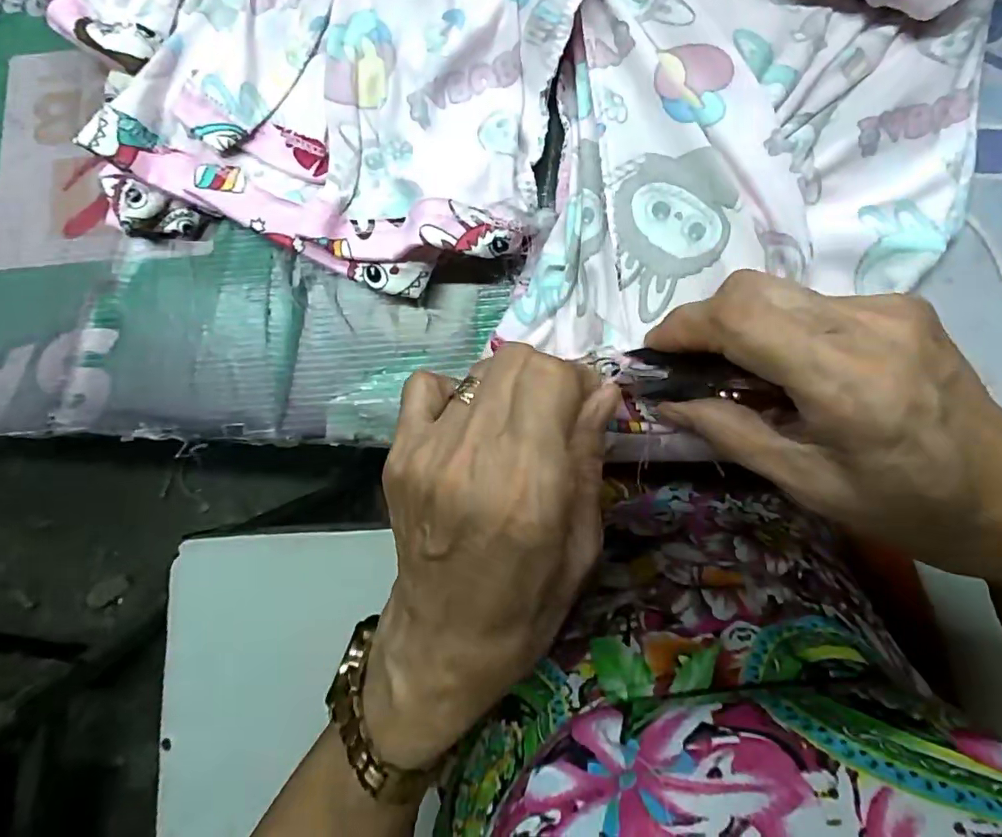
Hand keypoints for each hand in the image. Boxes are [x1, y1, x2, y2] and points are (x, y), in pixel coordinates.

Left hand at [364, 344, 618, 768]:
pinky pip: (426, 384)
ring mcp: (428, 452)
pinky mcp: (398, 454)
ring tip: (513, 424)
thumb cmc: (527, 604)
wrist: (443, 641)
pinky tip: (465, 425)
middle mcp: (474, 457)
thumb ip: (588, 457)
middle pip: (515, 361)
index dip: (579, 380)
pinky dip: (455, 392)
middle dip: (547, 375)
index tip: (587, 404)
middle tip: (555, 411)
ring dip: (507, 385)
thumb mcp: (581, 543)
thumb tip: (603, 390)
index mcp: (529, 485)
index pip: (552, 376)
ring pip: (478, 370)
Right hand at [645, 270, 1001, 593]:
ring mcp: (891, 309)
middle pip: (752, 288)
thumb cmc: (911, 510)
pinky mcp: (903, 305)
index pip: (741, 317)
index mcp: (848, 382)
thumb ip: (732, 433)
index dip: (685, 325)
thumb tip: (668, 403)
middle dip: (707, 319)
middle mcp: (870, 327)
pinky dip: (782, 325)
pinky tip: (794, 366)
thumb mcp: (810, 486)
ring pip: (780, 291)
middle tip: (692, 363)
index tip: (656, 350)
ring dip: (743, 322)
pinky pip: (814, 300)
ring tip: (744, 371)